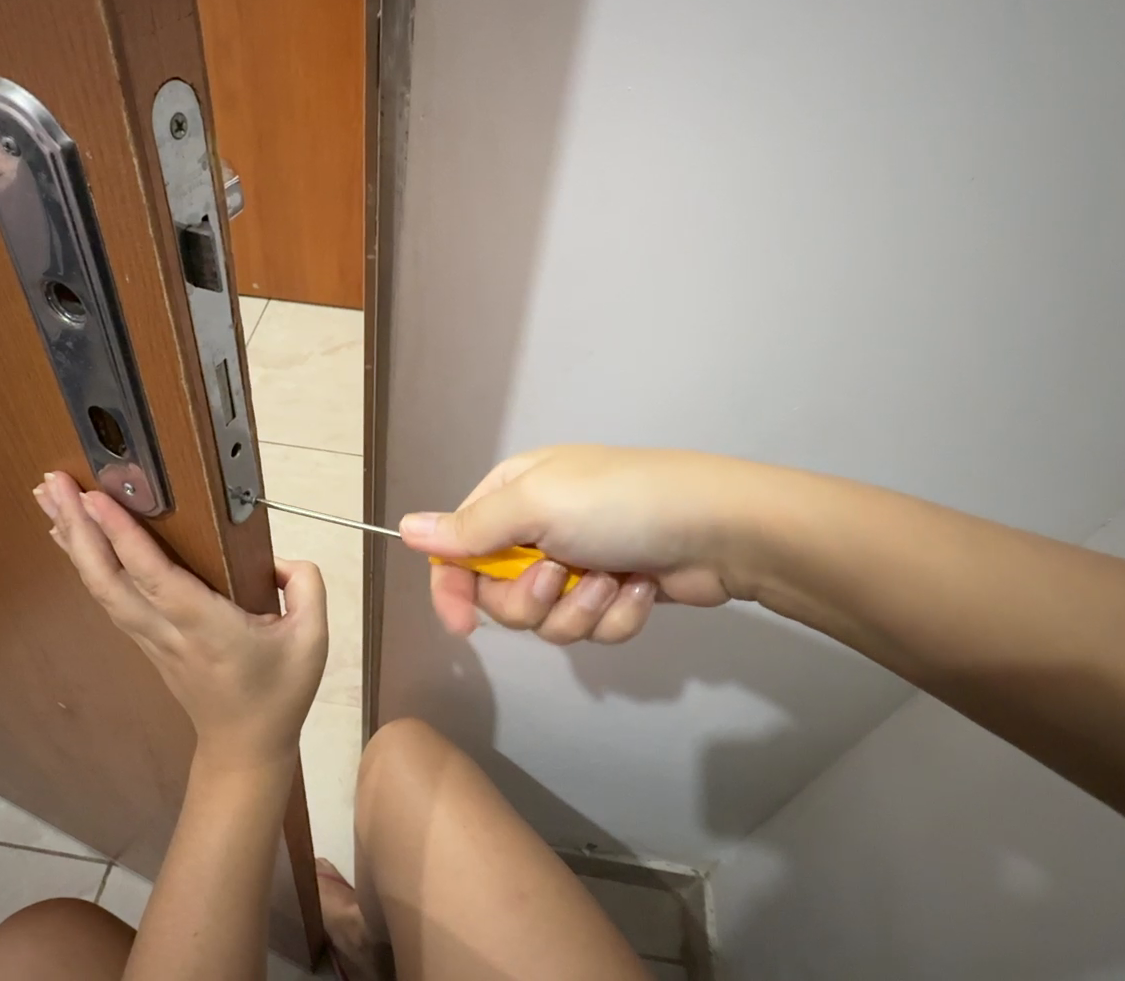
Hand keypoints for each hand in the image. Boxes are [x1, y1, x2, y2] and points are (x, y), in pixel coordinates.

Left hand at [36, 472, 326, 769]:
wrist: (244, 747)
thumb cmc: (279, 692)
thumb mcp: (313, 639)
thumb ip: (305, 586)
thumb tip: (278, 560)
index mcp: (207, 628)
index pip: (156, 577)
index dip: (124, 537)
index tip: (96, 499)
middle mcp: (168, 631)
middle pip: (109, 580)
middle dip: (78, 530)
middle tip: (53, 485)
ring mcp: (150, 639)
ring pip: (101, 588)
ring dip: (74, 542)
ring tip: (49, 498)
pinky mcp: (146, 641)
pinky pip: (110, 597)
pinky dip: (87, 563)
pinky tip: (74, 540)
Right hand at [399, 446, 768, 643]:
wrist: (720, 529)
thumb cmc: (620, 503)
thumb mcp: (537, 505)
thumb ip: (470, 528)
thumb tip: (405, 529)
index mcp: (513, 497)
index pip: (458, 550)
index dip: (454, 589)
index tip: (460, 625)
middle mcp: (538, 530)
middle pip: (499, 596)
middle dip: (531, 599)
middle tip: (561, 577)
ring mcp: (577, 564)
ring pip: (546, 620)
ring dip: (580, 608)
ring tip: (614, 580)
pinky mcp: (611, 595)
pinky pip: (590, 628)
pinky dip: (615, 614)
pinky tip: (640, 588)